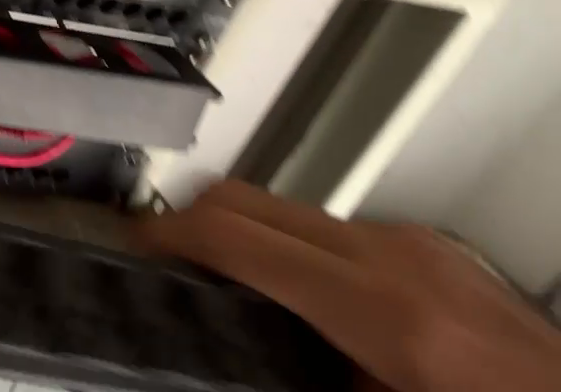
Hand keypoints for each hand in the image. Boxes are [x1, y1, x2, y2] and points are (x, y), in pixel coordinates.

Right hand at [142, 180, 560, 391]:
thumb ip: (295, 366)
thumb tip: (225, 337)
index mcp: (385, 314)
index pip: (232, 233)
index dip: (166, 232)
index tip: (133, 244)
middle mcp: (395, 259)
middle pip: (241, 198)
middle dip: (189, 220)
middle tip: (166, 257)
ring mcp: (416, 244)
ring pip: (280, 206)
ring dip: (242, 233)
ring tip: (233, 282)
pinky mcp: (431, 244)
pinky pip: (328, 225)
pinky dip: (293, 246)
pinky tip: (304, 293)